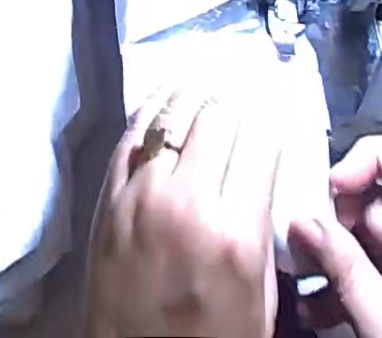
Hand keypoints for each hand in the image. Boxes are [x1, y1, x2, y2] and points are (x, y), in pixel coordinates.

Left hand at [83, 90, 279, 337]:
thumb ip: (265, 220)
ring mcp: (141, 200)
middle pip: (218, 116)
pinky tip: (167, 99)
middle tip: (242, 102)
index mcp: (235, 234)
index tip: (274, 111)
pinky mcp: (107, 204)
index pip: (261, 140)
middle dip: (236, 104)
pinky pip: (131, 137)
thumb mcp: (262, 293)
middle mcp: (188, 205)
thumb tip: (267, 160)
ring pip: (173, 115)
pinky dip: (152, 110)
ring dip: (196, 96)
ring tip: (208, 88)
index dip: (272, 118)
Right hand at [289, 136, 381, 337]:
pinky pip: (365, 279)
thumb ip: (350, 276)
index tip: (330, 186)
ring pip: (367, 241)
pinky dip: (335, 286)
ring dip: (328, 252)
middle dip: (337, 211)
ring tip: (294, 272)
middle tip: (298, 236)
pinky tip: (309, 308)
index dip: (371, 159)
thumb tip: (303, 219)